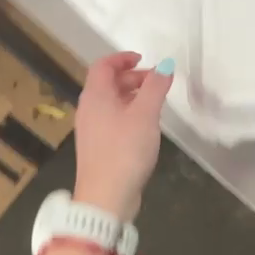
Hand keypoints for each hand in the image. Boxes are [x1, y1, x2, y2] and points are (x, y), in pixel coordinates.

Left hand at [72, 53, 171, 222]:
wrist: (106, 195)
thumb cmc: (125, 151)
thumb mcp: (146, 116)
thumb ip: (156, 88)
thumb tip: (165, 65)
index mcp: (96, 96)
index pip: (103, 66)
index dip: (123, 59)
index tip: (144, 60)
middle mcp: (89, 109)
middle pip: (107, 83)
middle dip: (132, 78)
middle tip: (156, 82)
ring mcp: (91, 129)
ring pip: (110, 103)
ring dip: (131, 97)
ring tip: (155, 103)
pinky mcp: (98, 147)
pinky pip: (112, 120)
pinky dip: (128, 114)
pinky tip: (145, 127)